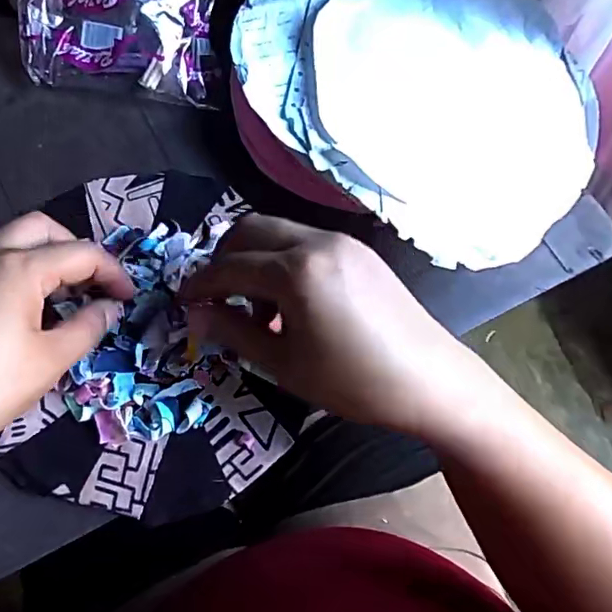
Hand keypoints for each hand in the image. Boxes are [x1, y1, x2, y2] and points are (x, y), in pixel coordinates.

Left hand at [0, 213, 133, 486]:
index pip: (81, 253)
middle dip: (76, 249)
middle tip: (94, 286)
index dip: (113, 272)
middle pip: (43, 228)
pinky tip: (21, 309)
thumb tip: (109, 307)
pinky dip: (16, 269)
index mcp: (18, 266)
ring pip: (11, 240)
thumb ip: (88, 326)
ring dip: (44, 257)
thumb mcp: (49, 361)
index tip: (129, 298)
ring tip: (62, 298)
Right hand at [179, 216, 510, 443]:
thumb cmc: (353, 381)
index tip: (182, 301)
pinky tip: (290, 302)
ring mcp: (343, 242)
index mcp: (296, 270)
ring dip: (254, 259)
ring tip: (256, 310)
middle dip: (223, 259)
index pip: (229, 266)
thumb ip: (233, 332)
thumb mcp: (283, 364)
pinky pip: (305, 242)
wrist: (430, 381)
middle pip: (250, 230)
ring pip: (279, 232)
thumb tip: (195, 315)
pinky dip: (283, 261)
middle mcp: (318, 241)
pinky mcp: (360, 251)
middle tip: (215, 298)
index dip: (200, 284)